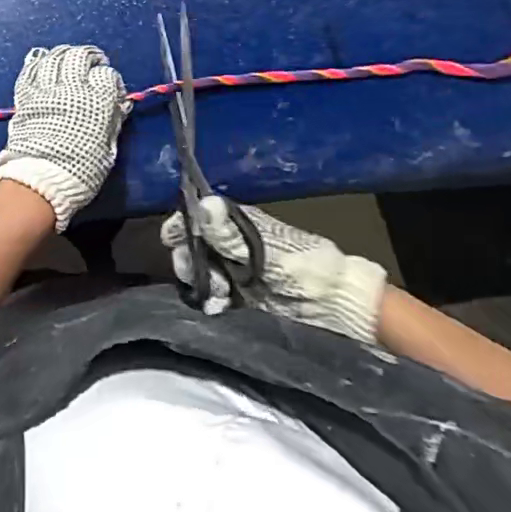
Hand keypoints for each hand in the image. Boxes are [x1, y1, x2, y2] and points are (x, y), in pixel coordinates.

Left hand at [0, 44, 129, 230]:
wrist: (41, 178)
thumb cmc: (80, 170)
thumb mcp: (107, 148)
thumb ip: (112, 122)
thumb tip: (118, 106)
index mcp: (98, 102)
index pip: (106, 76)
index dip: (108, 79)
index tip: (108, 86)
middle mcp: (72, 90)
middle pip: (79, 58)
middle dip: (88, 57)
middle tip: (91, 62)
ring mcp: (46, 91)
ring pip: (54, 59)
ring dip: (63, 54)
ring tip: (68, 56)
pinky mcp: (26, 97)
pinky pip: (30, 71)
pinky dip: (36, 62)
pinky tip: (41, 59)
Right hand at [161, 197, 386, 341]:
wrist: (337, 309)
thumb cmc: (305, 270)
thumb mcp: (266, 251)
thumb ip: (230, 233)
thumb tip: (204, 202)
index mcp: (237, 223)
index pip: (196, 217)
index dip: (181, 228)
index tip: (172, 242)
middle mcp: (230, 243)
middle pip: (191, 245)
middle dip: (189, 261)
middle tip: (199, 276)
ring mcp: (232, 269)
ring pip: (198, 270)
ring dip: (201, 283)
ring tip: (218, 296)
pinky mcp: (237, 294)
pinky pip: (210, 293)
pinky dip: (209, 300)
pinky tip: (217, 307)